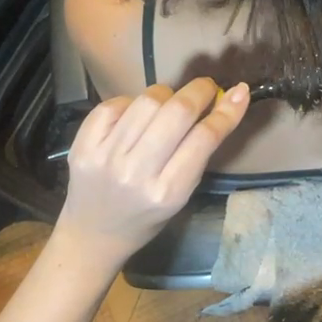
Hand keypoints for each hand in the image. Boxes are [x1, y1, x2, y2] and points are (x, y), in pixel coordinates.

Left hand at [56, 78, 250, 265]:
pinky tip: (135, 114)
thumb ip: (198, 153)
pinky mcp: (82, 146)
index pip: (204, 138)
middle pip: (176, 112)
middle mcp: (136, 173)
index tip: (239, 92)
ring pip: (146, 102)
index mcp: (168, 193)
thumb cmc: (146, 217)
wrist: (93, 234)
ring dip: (166, 94)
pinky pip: (113, 105)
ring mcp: (106, 157)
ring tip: (169, 103)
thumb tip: (227, 102)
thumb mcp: (181, 195)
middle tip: (206, 87)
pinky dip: (130, 102)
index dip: (226, 111)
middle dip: (198, 91)